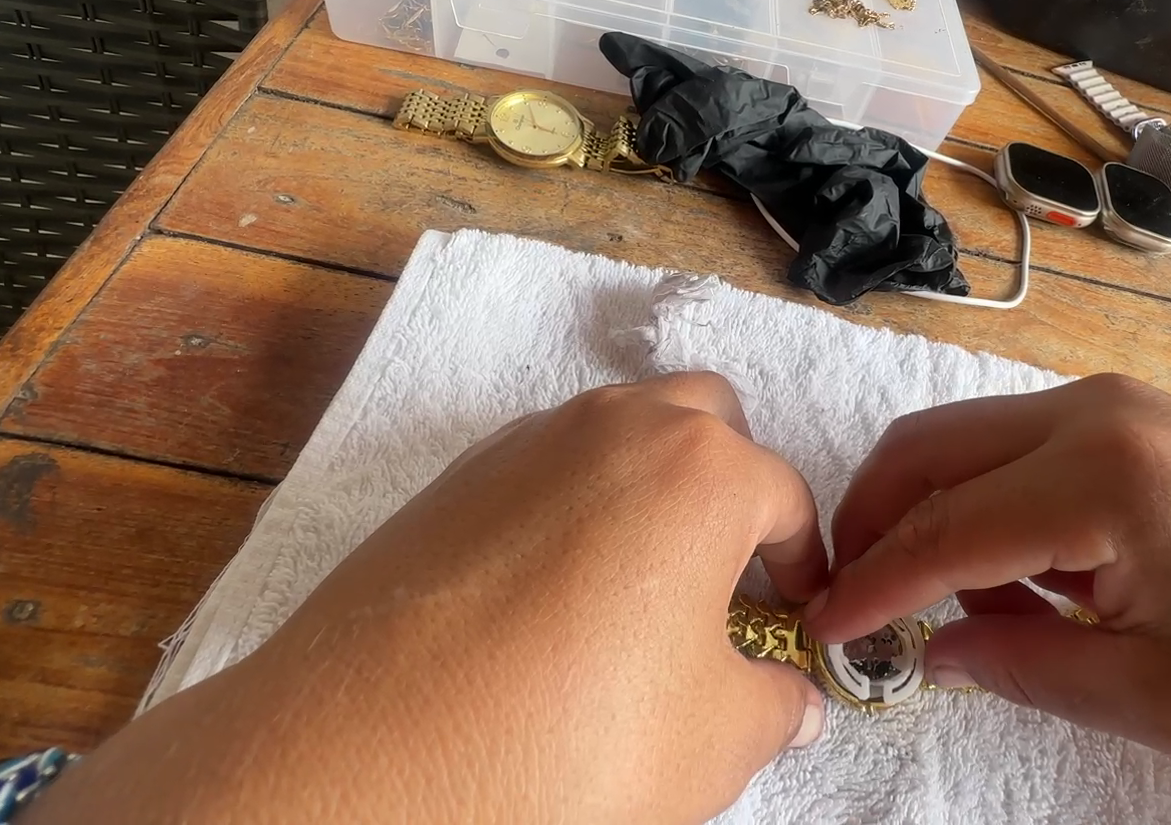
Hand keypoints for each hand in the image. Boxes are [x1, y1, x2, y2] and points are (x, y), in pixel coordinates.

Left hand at [28, 373, 828, 824]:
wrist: (368, 751)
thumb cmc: (576, 734)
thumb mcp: (714, 739)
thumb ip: (776, 706)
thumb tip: (796, 701)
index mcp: (703, 467)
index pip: (786, 496)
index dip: (803, 560)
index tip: (794, 614)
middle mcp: (624, 421)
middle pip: (711, 418)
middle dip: (735, 480)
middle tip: (722, 567)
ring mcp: (539, 433)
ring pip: (629, 423)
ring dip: (656, 477)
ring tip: (640, 572)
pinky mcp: (469, 463)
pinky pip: (557, 454)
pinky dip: (583, 490)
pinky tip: (556, 578)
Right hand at [804, 375, 1170, 778]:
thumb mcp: (1163, 700)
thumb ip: (1022, 669)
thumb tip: (926, 653)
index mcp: (1106, 480)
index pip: (946, 531)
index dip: (874, 583)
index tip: (822, 625)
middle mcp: (1087, 411)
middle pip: (925, 449)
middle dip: (872, 520)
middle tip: (856, 594)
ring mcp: (1099, 399)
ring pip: (955, 437)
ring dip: (923, 511)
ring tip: (952, 601)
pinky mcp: (1113, 409)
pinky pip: (1002, 443)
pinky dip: (975, 501)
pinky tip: (1014, 570)